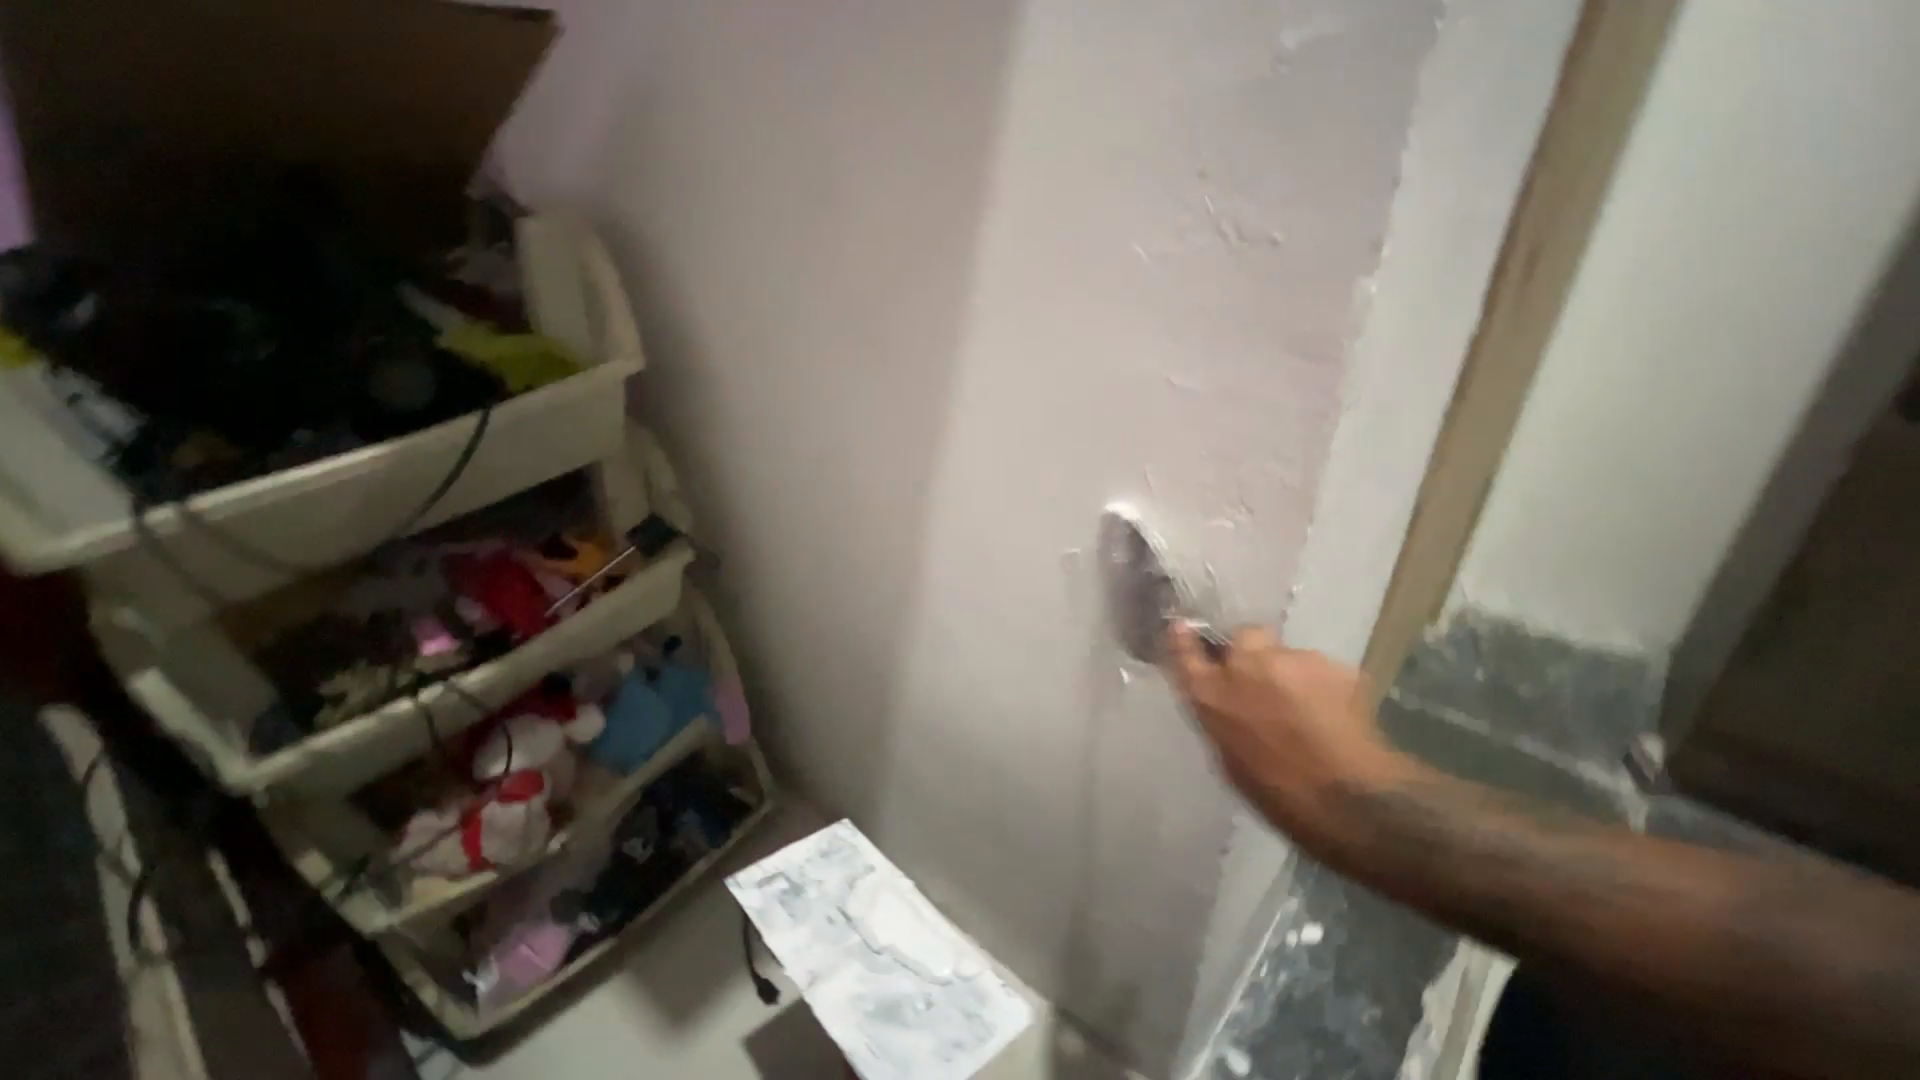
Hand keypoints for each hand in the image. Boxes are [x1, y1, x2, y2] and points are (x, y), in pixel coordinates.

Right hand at [1165, 622, 1395, 824]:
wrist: (1347, 800)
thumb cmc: (1277, 794)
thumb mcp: (1229, 759)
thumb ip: (1221, 718)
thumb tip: (1226, 705)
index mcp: (1212, 696)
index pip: (1186, 652)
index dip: (1185, 639)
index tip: (1184, 629)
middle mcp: (1246, 667)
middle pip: (1243, 636)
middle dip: (1251, 650)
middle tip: (1264, 678)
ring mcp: (1292, 660)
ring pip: (1286, 654)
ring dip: (1290, 673)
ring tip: (1308, 707)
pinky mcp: (1333, 665)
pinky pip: (1321, 669)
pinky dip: (1323, 685)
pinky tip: (1334, 714)